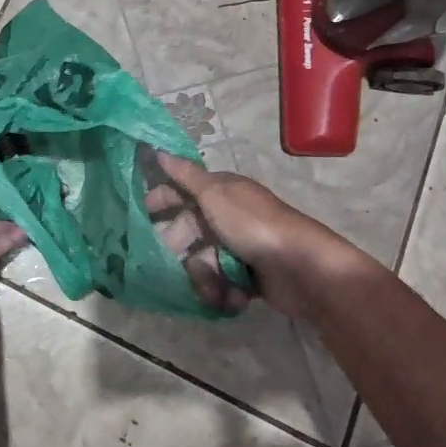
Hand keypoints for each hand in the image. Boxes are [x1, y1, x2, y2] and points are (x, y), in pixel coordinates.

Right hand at [149, 150, 337, 317]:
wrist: (302, 268)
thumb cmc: (253, 225)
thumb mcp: (215, 195)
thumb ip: (185, 176)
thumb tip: (159, 150)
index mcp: (222, 192)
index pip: (184, 190)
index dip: (163, 199)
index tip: (143, 212)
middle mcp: (229, 217)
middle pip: (190, 231)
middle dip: (180, 248)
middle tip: (174, 260)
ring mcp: (240, 248)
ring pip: (204, 261)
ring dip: (205, 277)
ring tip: (214, 286)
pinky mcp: (250, 276)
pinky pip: (223, 283)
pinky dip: (225, 292)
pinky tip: (232, 296)